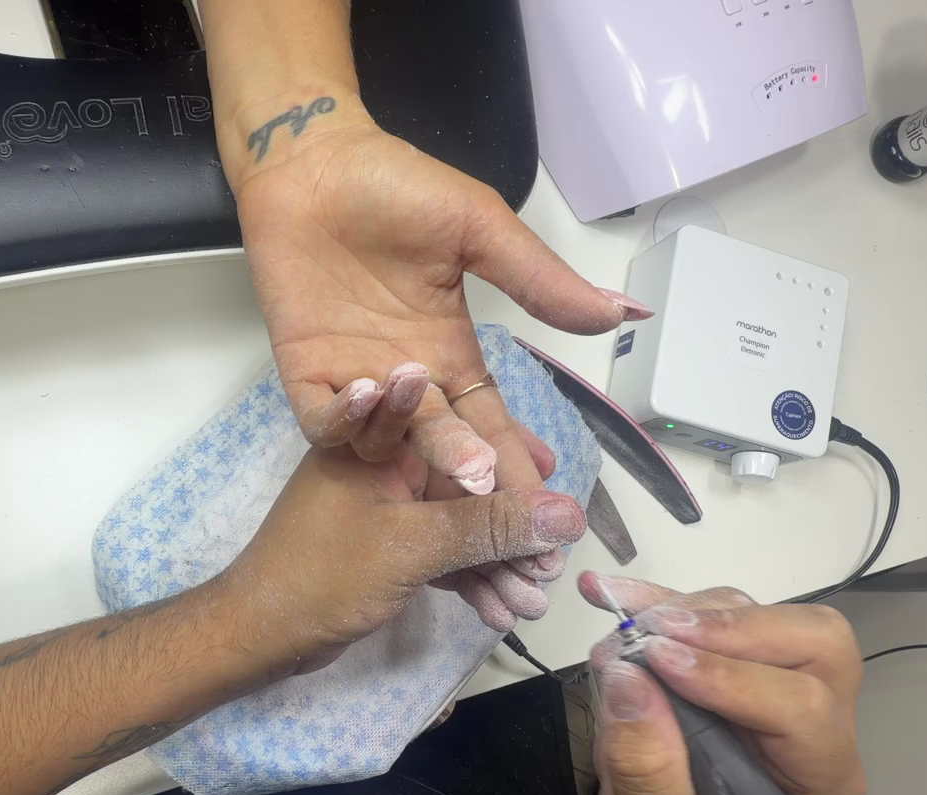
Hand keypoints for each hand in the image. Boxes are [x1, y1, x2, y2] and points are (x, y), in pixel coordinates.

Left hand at [220, 446, 586, 668]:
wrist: (261, 634)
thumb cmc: (323, 576)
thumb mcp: (412, 547)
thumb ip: (489, 527)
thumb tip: (569, 514)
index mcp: (383, 442)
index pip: (467, 442)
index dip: (520, 472)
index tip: (563, 497)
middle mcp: (387, 468)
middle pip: (469, 491)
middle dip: (512, 534)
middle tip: (550, 572)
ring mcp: (386, 511)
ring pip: (458, 529)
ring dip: (494, 567)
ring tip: (532, 606)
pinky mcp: (386, 548)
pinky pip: (439, 555)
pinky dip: (467, 581)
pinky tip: (499, 612)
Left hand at [232, 111, 650, 497]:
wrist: (314, 164)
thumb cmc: (395, 189)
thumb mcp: (480, 231)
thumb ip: (540, 281)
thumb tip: (623, 314)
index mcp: (450, 355)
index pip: (488, 421)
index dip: (512, 460)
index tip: (542, 499)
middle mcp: (406, 381)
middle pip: (440, 444)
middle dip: (464, 466)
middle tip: (484, 483)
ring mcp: (352, 381)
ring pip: (381, 440)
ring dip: (404, 431)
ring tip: (424, 398)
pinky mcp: (303, 373)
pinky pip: (321, 421)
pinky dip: (342, 418)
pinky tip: (365, 389)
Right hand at [578, 574, 868, 794]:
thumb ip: (644, 762)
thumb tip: (628, 677)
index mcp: (819, 772)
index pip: (802, 707)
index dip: (729, 677)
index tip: (656, 659)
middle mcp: (822, 715)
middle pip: (815, 641)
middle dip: (733, 626)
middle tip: (659, 629)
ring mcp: (786, 672)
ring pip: (767, 610)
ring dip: (692, 608)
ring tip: (626, 625)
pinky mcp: (741, 647)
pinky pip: (716, 604)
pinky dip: (661, 595)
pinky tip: (611, 593)